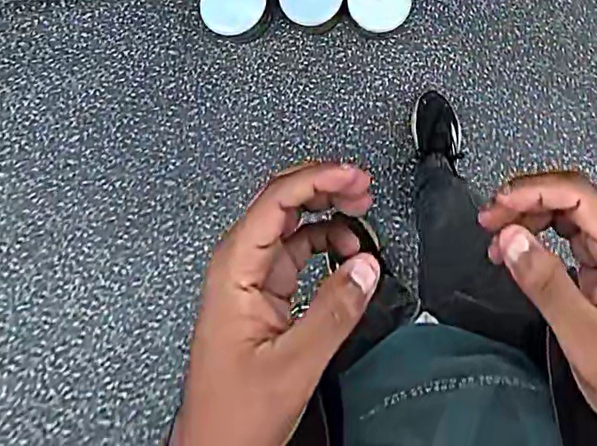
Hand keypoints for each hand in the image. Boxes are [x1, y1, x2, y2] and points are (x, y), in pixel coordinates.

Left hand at [173, 162, 380, 445]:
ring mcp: (253, 274)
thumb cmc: (231, 419)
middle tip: (363, 187)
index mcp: (235, 270)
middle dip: (327, 184)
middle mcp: (240, 263)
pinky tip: (348, 247)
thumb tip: (365, 265)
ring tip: (361, 210)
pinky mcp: (266, 287)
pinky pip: (301, 243)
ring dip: (330, 207)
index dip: (319, 179)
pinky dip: (329, 237)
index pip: (277, 199)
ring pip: (294, 217)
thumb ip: (333, 312)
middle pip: (285, 198)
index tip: (352, 176)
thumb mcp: (291, 367)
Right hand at [479, 172, 596, 445]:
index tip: (500, 204)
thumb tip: (512, 238)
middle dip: (524, 200)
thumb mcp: (588, 343)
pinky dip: (539, 230)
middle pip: (570, 193)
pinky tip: (519, 245)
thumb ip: (547, 286)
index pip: (577, 193)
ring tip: (497, 234)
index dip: (533, 190)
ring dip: (528, 214)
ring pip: (566, 206)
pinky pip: (569, 226)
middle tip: (489, 219)